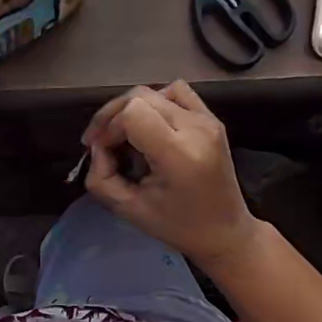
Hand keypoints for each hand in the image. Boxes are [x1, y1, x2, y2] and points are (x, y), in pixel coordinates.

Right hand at [82, 81, 262, 266]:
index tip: (101, 152)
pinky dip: (155, 102)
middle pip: (139, 96)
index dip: (107, 128)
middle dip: (112, 117)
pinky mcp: (211, 119)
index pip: (132, 113)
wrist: (224, 230)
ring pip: (155, 91)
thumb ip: (101, 178)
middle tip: (102, 144)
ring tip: (124, 135)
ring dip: (131, 108)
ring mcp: (207, 120)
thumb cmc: (176, 226)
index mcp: (178, 153)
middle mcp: (196, 128)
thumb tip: (98, 148)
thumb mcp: (128, 210)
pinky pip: (176, 93)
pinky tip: (149, 125)